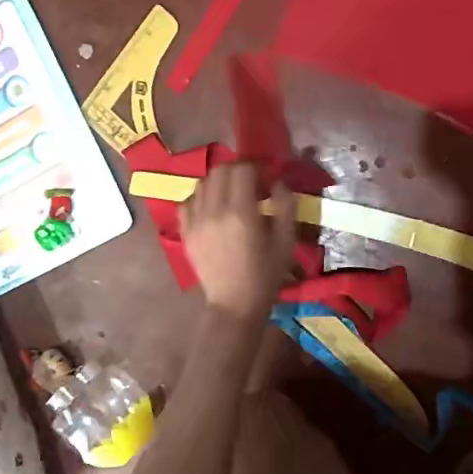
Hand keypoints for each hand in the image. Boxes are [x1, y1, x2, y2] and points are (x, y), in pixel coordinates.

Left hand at [179, 163, 294, 317]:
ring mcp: (195, 222)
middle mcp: (214, 212)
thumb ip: (286, 205)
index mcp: (241, 213)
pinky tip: (212, 209)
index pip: (243, 170)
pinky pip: (187, 202)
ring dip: (219, 182)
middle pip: (220, 170)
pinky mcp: (185, 232)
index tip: (267, 181)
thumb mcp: (286, 240)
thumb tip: (277, 182)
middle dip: (238, 171)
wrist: (235, 304)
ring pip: (203, 183)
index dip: (258, 169)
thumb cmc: (266, 274)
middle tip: (251, 185)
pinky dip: (201, 198)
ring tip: (232, 197)